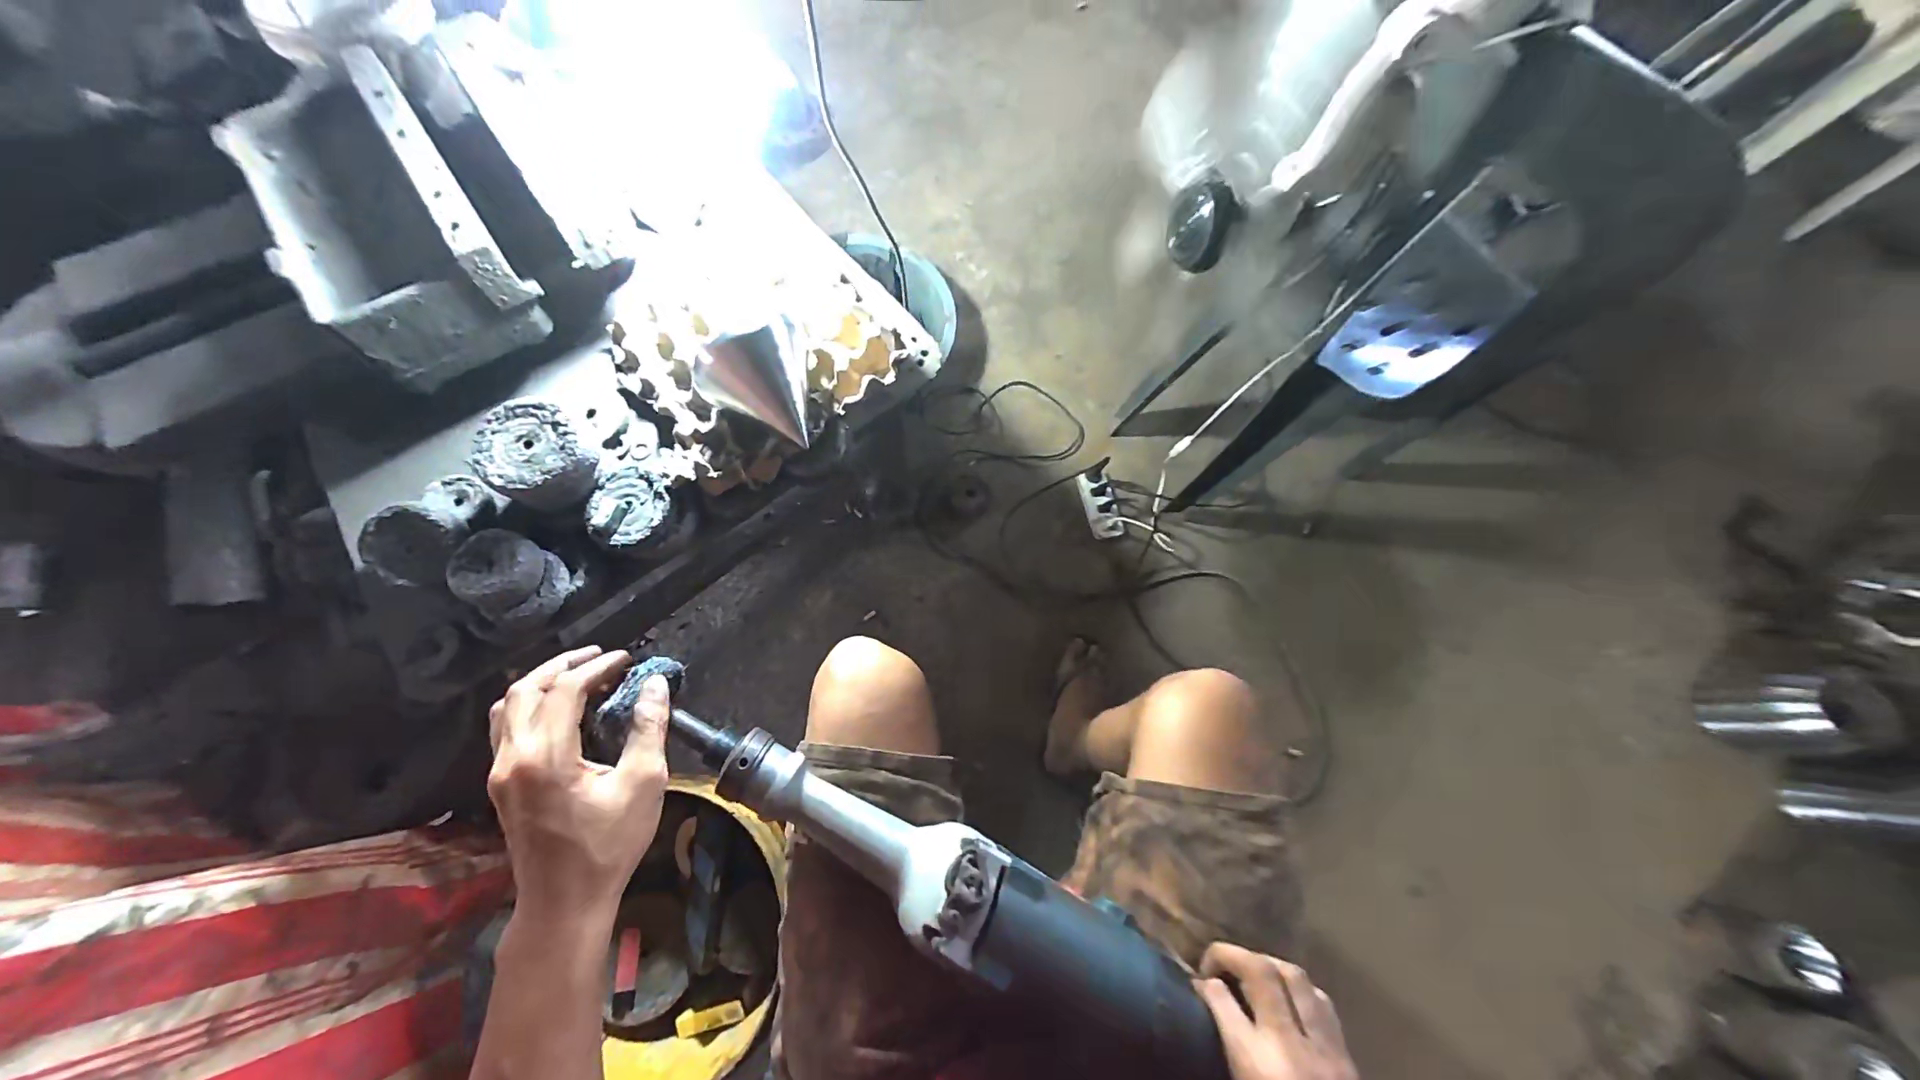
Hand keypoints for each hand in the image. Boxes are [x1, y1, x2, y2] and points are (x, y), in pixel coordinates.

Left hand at [486, 647, 667, 919]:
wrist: (564, 903)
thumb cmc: (608, 846)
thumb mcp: (643, 784)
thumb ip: (649, 729)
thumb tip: (654, 685)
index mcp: (545, 757)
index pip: (565, 691)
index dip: (597, 667)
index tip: (627, 659)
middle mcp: (512, 758)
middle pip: (525, 690)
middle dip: (563, 665)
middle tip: (600, 657)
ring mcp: (500, 773)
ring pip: (507, 707)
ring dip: (541, 683)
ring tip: (577, 675)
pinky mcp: (500, 785)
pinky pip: (505, 728)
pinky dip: (529, 706)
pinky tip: (558, 710)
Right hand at [1196, 943, 1358, 1079]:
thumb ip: (1227, 1056)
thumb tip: (1210, 1022)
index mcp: (1256, 1064)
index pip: (1221, 1000)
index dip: (1203, 984)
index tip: (1195, 984)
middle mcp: (1289, 1045)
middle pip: (1261, 973)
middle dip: (1231, 956)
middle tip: (1214, 964)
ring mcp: (1324, 1050)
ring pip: (1296, 979)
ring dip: (1268, 965)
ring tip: (1250, 971)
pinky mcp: (1349, 1061)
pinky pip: (1324, 1005)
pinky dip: (1302, 991)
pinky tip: (1290, 999)